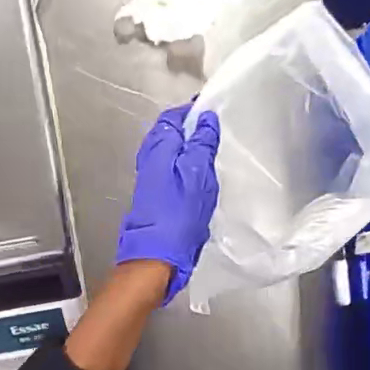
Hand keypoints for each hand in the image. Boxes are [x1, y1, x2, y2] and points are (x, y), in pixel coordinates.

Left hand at [116, 103, 220, 304]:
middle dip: (194, 132)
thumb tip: (206, 119)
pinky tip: (202, 181)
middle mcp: (150, 159)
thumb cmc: (179, 214)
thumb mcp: (198, 172)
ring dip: (192, 154)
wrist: (156, 256)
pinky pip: (174, 175)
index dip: (195, 112)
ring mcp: (151, 180)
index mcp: (158, 145)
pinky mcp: (155, 199)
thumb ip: (202, 142)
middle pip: (173, 135)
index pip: (175, 115)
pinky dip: (188, 172)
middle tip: (219, 135)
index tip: (217, 114)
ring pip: (173, 156)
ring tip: (214, 157)